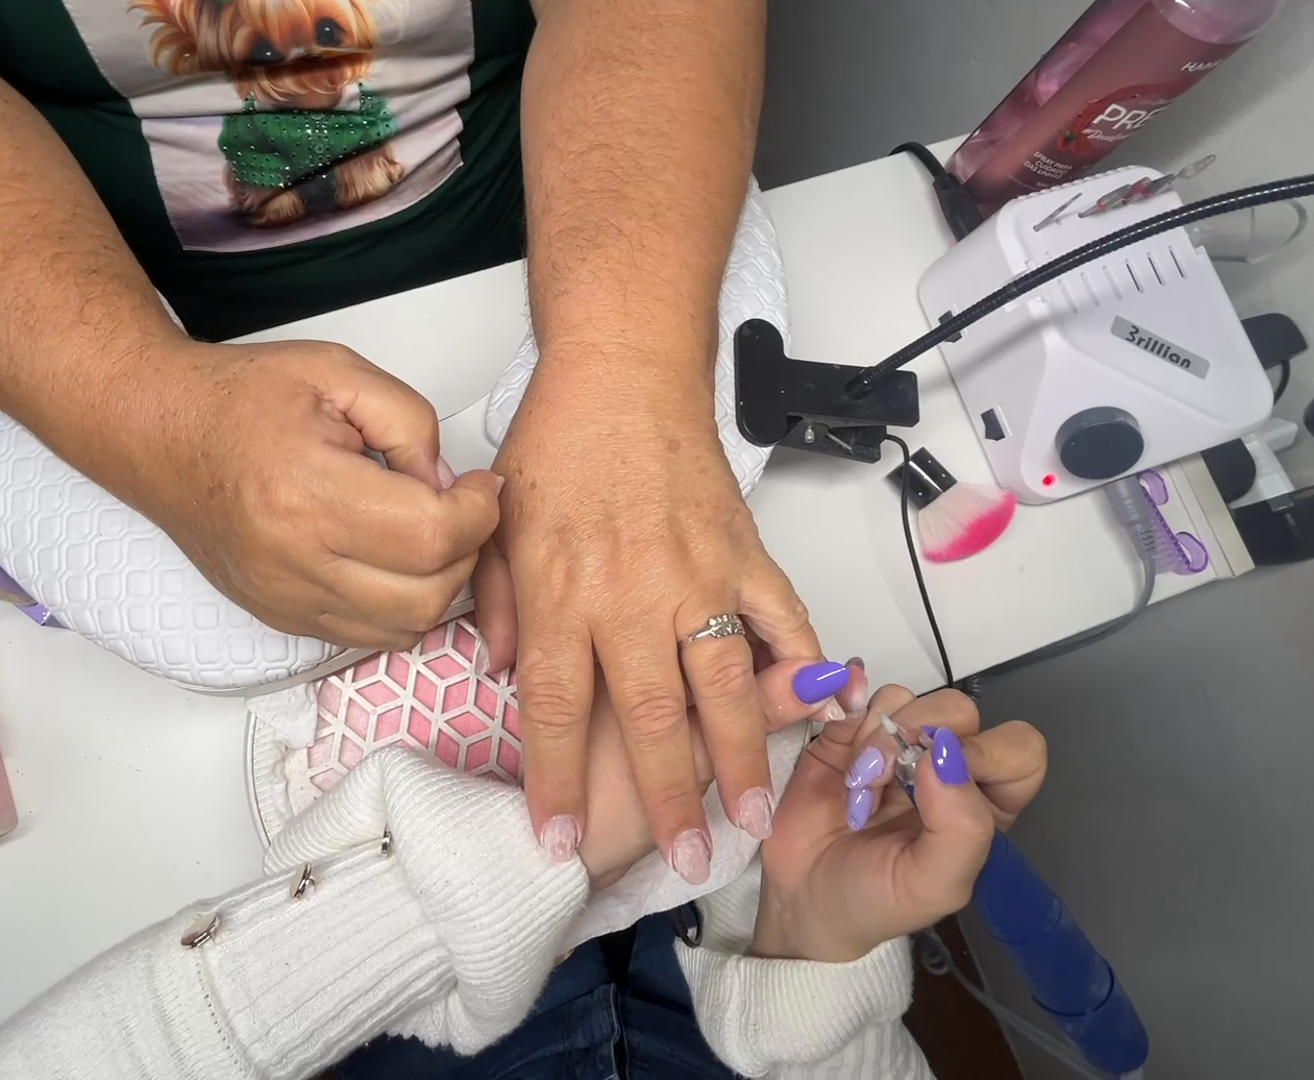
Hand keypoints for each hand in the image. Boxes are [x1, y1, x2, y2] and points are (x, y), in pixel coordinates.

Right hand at [76, 339, 501, 648]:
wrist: (155, 432)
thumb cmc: (238, 398)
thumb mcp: (338, 373)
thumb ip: (410, 423)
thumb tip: (448, 486)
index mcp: (307, 491)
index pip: (431, 535)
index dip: (478, 513)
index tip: (481, 487)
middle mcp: (293, 560)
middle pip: (426, 594)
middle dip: (467, 552)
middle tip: (460, 509)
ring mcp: (284, 597)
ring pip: (404, 628)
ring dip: (439, 586)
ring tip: (428, 535)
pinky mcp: (279, 615)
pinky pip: (368, 637)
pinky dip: (401, 607)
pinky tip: (394, 562)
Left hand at [481, 364, 821, 883]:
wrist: (622, 373)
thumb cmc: (557, 440)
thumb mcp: (497, 519)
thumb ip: (492, 600)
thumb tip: (498, 671)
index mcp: (560, 589)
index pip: (552, 706)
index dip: (556, 781)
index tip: (562, 840)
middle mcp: (630, 593)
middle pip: (647, 715)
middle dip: (664, 799)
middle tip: (681, 860)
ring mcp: (697, 574)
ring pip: (722, 684)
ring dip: (741, 758)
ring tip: (756, 820)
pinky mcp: (744, 549)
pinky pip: (783, 616)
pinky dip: (806, 665)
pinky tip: (822, 711)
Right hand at [750, 676, 1049, 963]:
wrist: (804, 896)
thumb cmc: (877, 899)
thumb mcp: (934, 884)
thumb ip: (961, 828)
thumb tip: (945, 752)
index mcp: (982, 803)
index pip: (1017, 749)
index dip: (986, 751)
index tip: (937, 777)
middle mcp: (943, 766)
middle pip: (957, 711)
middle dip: (916, 738)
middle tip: (883, 779)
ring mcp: (892, 744)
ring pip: (904, 699)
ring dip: (875, 737)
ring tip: (855, 784)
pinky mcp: (846, 731)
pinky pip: (855, 698)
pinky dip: (847, 719)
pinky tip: (839, 758)